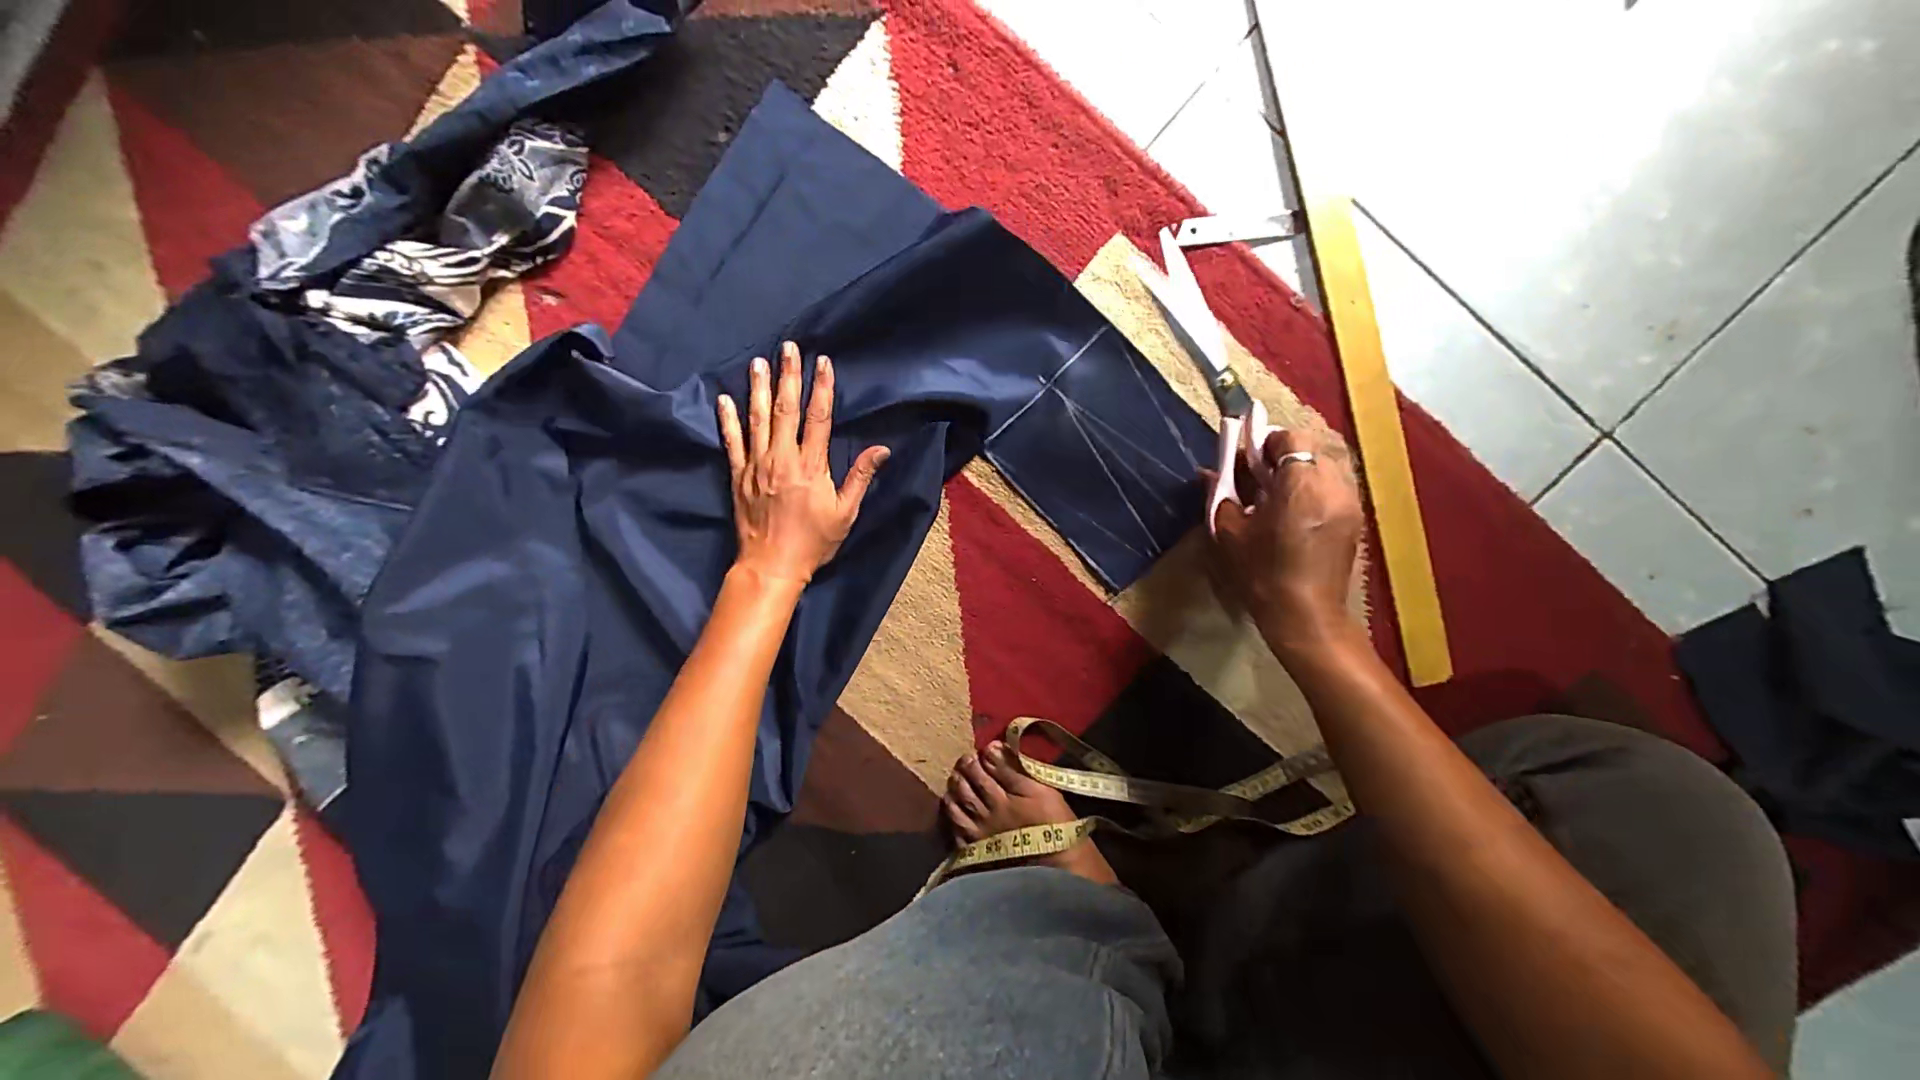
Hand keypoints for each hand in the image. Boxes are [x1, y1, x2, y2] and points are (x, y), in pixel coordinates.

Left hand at [717, 341, 888, 587]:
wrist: (772, 565)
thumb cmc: (813, 542)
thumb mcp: (845, 513)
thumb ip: (860, 477)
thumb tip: (882, 449)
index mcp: (811, 466)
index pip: (818, 418)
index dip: (821, 388)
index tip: (822, 362)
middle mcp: (782, 459)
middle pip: (786, 409)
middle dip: (788, 376)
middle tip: (787, 348)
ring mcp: (756, 466)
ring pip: (758, 419)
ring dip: (758, 389)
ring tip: (758, 362)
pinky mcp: (738, 476)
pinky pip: (731, 442)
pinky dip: (728, 420)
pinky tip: (724, 399)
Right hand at [1208, 426, 1363, 655]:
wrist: (1304, 614)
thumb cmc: (1261, 573)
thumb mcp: (1230, 532)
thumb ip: (1221, 494)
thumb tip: (1209, 472)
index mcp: (1299, 484)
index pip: (1289, 437)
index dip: (1266, 443)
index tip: (1248, 460)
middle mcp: (1332, 485)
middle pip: (1310, 448)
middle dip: (1283, 456)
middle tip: (1260, 479)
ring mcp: (1349, 501)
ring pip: (1324, 466)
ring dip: (1301, 472)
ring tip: (1279, 497)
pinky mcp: (1356, 518)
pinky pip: (1334, 487)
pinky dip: (1315, 490)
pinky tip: (1296, 514)